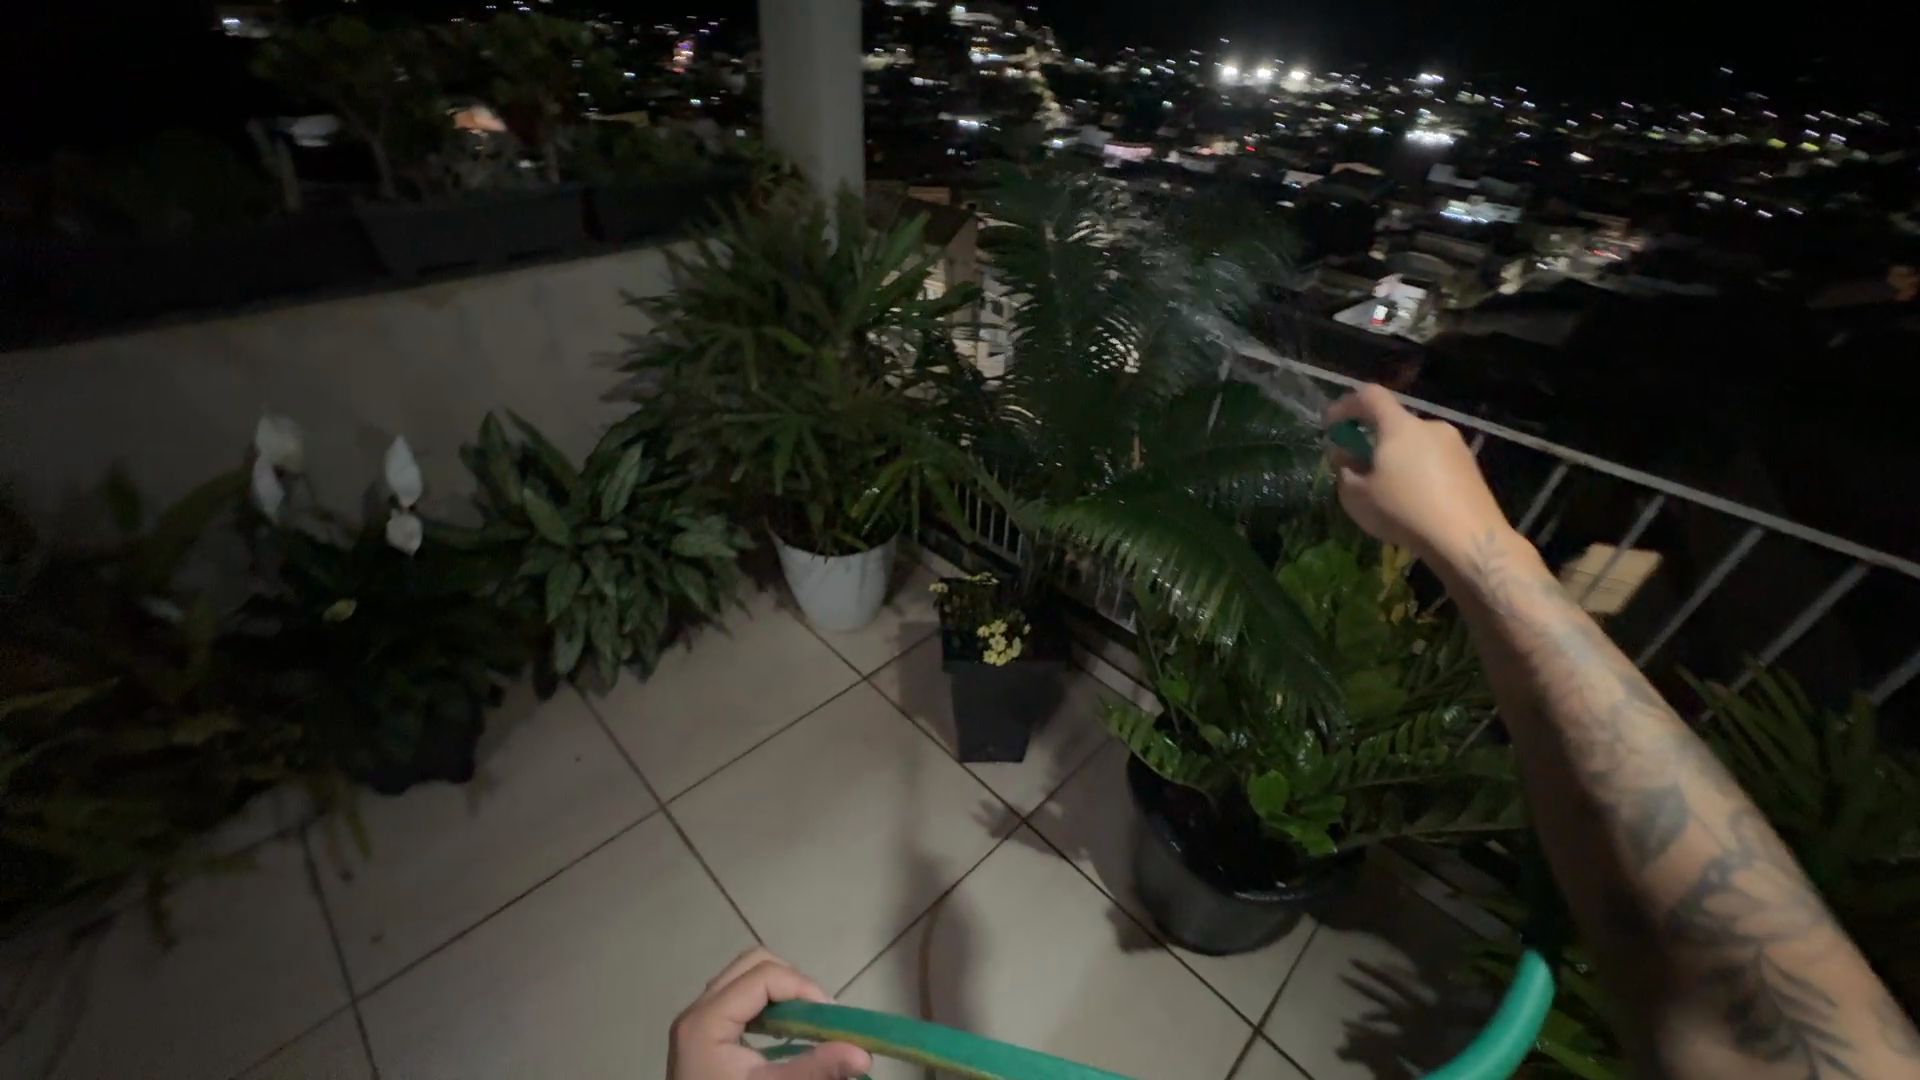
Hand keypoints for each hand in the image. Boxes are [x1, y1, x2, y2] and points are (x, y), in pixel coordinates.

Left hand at [668, 948, 872, 1079]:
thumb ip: (815, 1069)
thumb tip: (864, 1055)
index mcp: (706, 1021)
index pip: (764, 975)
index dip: (802, 986)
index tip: (831, 1014)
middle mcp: (697, 1010)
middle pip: (753, 964)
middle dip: (792, 981)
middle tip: (817, 1013)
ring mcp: (696, 1019)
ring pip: (745, 974)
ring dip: (779, 989)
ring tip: (803, 1020)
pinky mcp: (701, 1032)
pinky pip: (737, 994)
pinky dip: (765, 1001)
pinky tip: (781, 1030)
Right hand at [1324, 384, 1513, 568]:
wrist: (1466, 538)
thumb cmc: (1402, 510)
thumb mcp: (1355, 495)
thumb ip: (1344, 470)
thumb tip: (1345, 456)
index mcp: (1399, 427)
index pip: (1370, 396)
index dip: (1345, 405)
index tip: (1330, 424)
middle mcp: (1430, 427)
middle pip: (1393, 422)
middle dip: (1370, 438)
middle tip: (1355, 463)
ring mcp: (1455, 445)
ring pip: (1413, 442)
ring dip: (1393, 456)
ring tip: (1383, 486)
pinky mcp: (1469, 466)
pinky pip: (1432, 458)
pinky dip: (1414, 469)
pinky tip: (1410, 497)